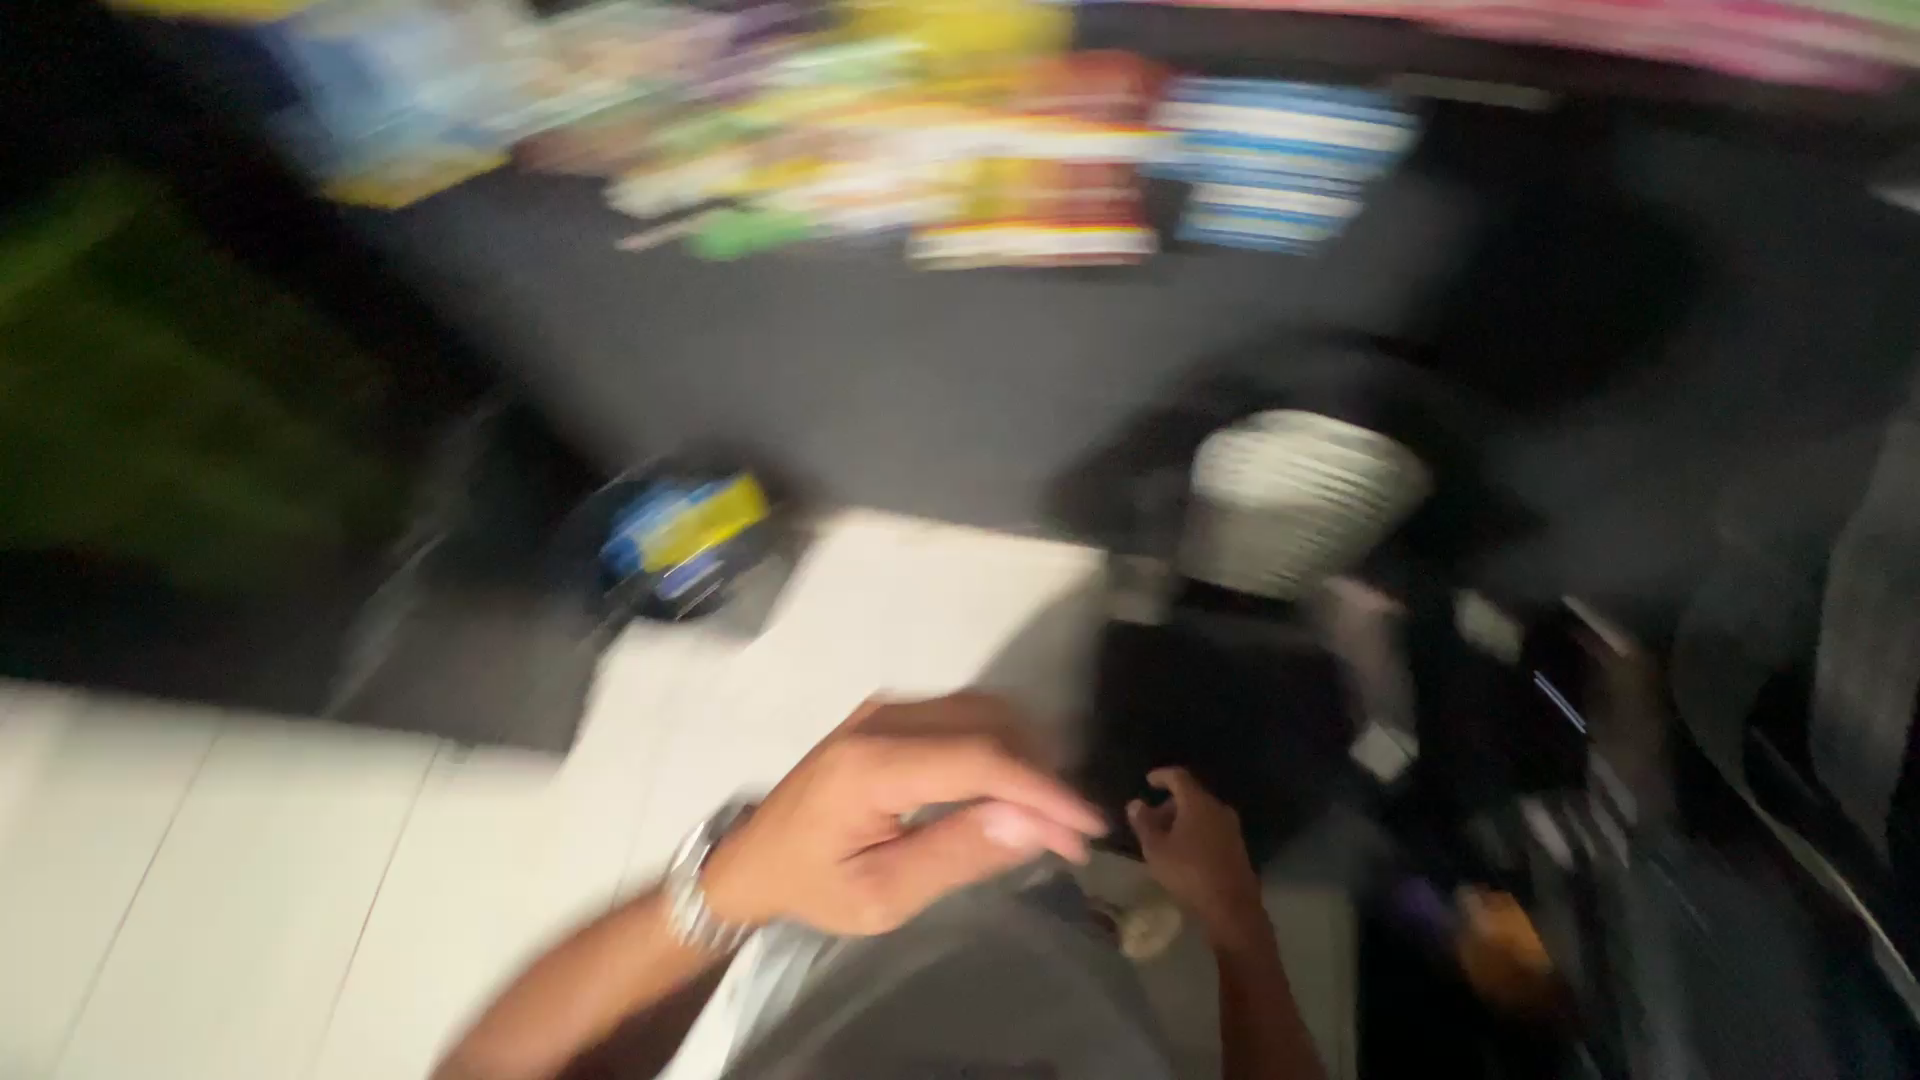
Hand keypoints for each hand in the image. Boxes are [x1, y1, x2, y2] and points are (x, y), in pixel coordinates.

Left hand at [701, 693, 1105, 935]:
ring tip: (1046, 816)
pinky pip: (966, 712)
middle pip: (989, 724)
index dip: (1041, 789)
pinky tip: (1013, 786)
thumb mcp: (882, 895)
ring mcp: (887, 707)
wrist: (755, 855)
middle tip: (1068, 836)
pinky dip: (1002, 744)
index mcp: (871, 766)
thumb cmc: (814, 884)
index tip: (1087, 826)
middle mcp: (883, 718)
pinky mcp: (893, 710)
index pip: (977, 759)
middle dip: (1041, 775)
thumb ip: (957, 854)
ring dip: (1026, 755)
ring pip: (984, 710)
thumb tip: (1034, 822)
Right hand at [1128, 767, 1265, 940]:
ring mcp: (1231, 828)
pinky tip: (1185, 852)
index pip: (1178, 776)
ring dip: (1182, 820)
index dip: (1161, 775)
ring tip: (1165, 839)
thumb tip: (1136, 804)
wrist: (1232, 909)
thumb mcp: (1156, 848)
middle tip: (1151, 820)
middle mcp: (1218, 808)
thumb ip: (1143, 823)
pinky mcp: (1238, 847)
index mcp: (1198, 802)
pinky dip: (1196, 831)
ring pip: (1202, 813)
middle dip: (1169, 804)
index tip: (1148, 781)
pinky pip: (1212, 828)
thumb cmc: (1188, 872)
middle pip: (1191, 795)